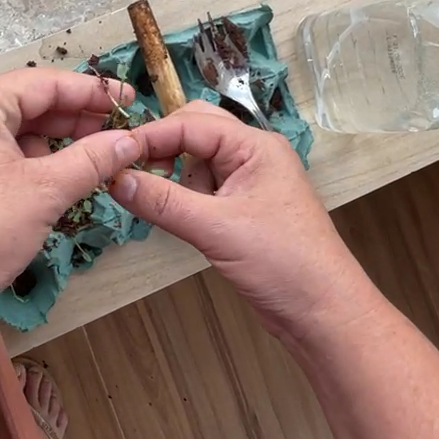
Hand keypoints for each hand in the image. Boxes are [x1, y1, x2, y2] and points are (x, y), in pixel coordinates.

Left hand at [0, 69, 143, 314]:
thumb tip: (132, 140)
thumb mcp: (46, 190)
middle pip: (26, 104)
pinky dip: (29, 160)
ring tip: (96, 155)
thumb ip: (93, 158)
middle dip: (74, 118)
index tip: (128, 100)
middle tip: (120, 130)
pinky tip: (59, 175)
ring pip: (12, 130)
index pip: (41, 84)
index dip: (90, 92)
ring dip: (54, 142)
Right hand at [110, 103, 371, 337]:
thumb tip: (115, 179)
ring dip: (175, 176)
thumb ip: (163, 201)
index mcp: (255, 146)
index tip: (113, 154)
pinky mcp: (244, 208)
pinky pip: (204, 188)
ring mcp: (249, 181)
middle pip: (196, 131)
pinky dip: (185, 197)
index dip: (151, 136)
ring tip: (162, 202)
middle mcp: (253, 155)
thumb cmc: (281, 263)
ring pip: (197, 160)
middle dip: (164, 148)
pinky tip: (181, 219)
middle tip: (133, 172)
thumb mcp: (215, 229)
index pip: (191, 124)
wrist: (324, 314)